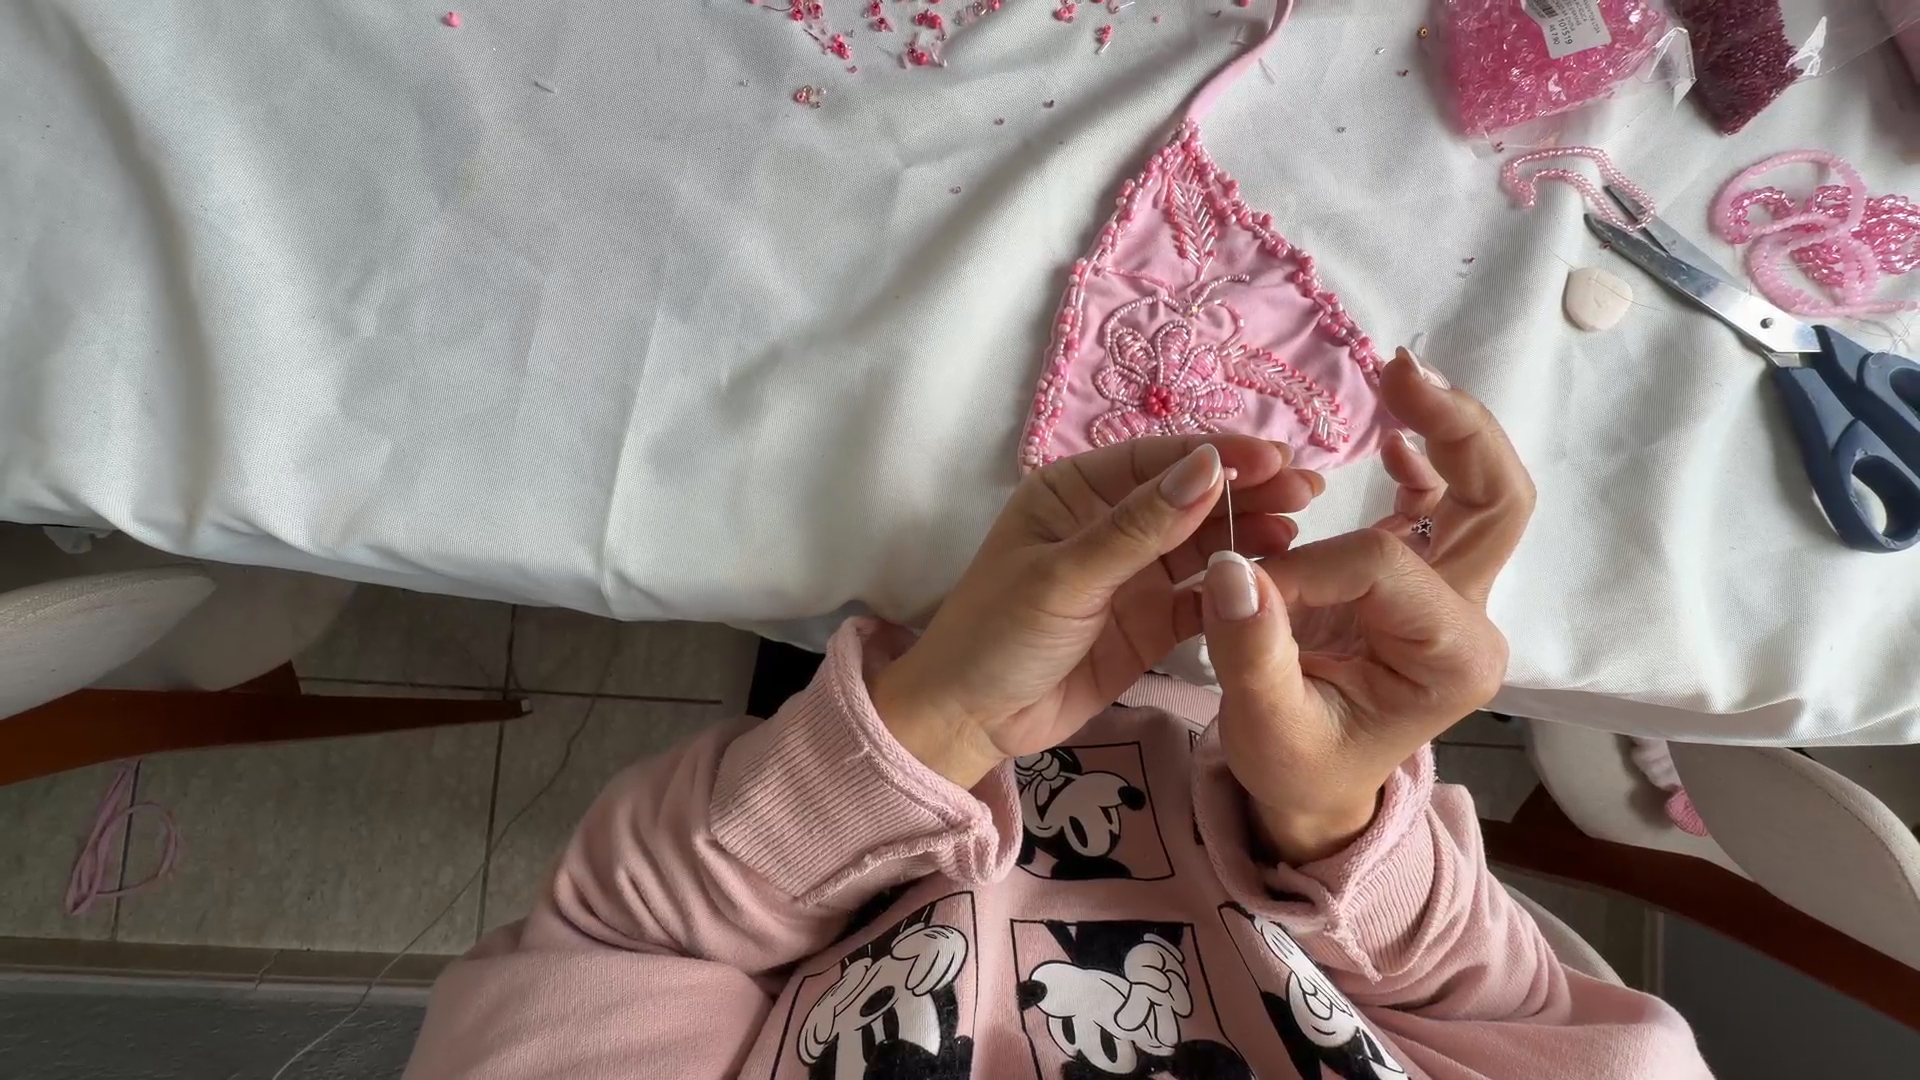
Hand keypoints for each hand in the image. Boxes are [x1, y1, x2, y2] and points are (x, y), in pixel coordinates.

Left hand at [871, 436, 1322, 788]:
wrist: (972, 717)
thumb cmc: (998, 633)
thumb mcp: (1064, 576)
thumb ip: (1138, 528)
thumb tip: (1209, 468)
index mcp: (1072, 493)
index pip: (1153, 462)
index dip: (1214, 458)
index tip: (1275, 460)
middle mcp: (1105, 525)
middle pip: (1185, 500)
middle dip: (1243, 493)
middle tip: (1308, 492)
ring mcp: (1129, 574)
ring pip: (1198, 546)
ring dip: (1246, 538)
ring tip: (1299, 532)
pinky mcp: (1146, 621)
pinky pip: (1197, 597)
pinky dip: (1231, 590)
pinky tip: (1272, 582)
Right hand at [1201, 349, 1535, 862]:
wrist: (1317, 790)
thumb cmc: (1294, 764)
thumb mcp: (1265, 722)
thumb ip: (1250, 649)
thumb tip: (1228, 569)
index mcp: (1447, 660)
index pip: (1377, 565)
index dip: (1301, 565)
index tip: (1242, 590)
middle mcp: (1467, 623)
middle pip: (1496, 503)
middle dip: (1455, 432)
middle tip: (1400, 372)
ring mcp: (1449, 602)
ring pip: (1480, 496)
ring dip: (1445, 432)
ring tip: (1397, 380)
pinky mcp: (1418, 589)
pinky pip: (1439, 512)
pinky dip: (1423, 466)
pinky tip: (1393, 440)